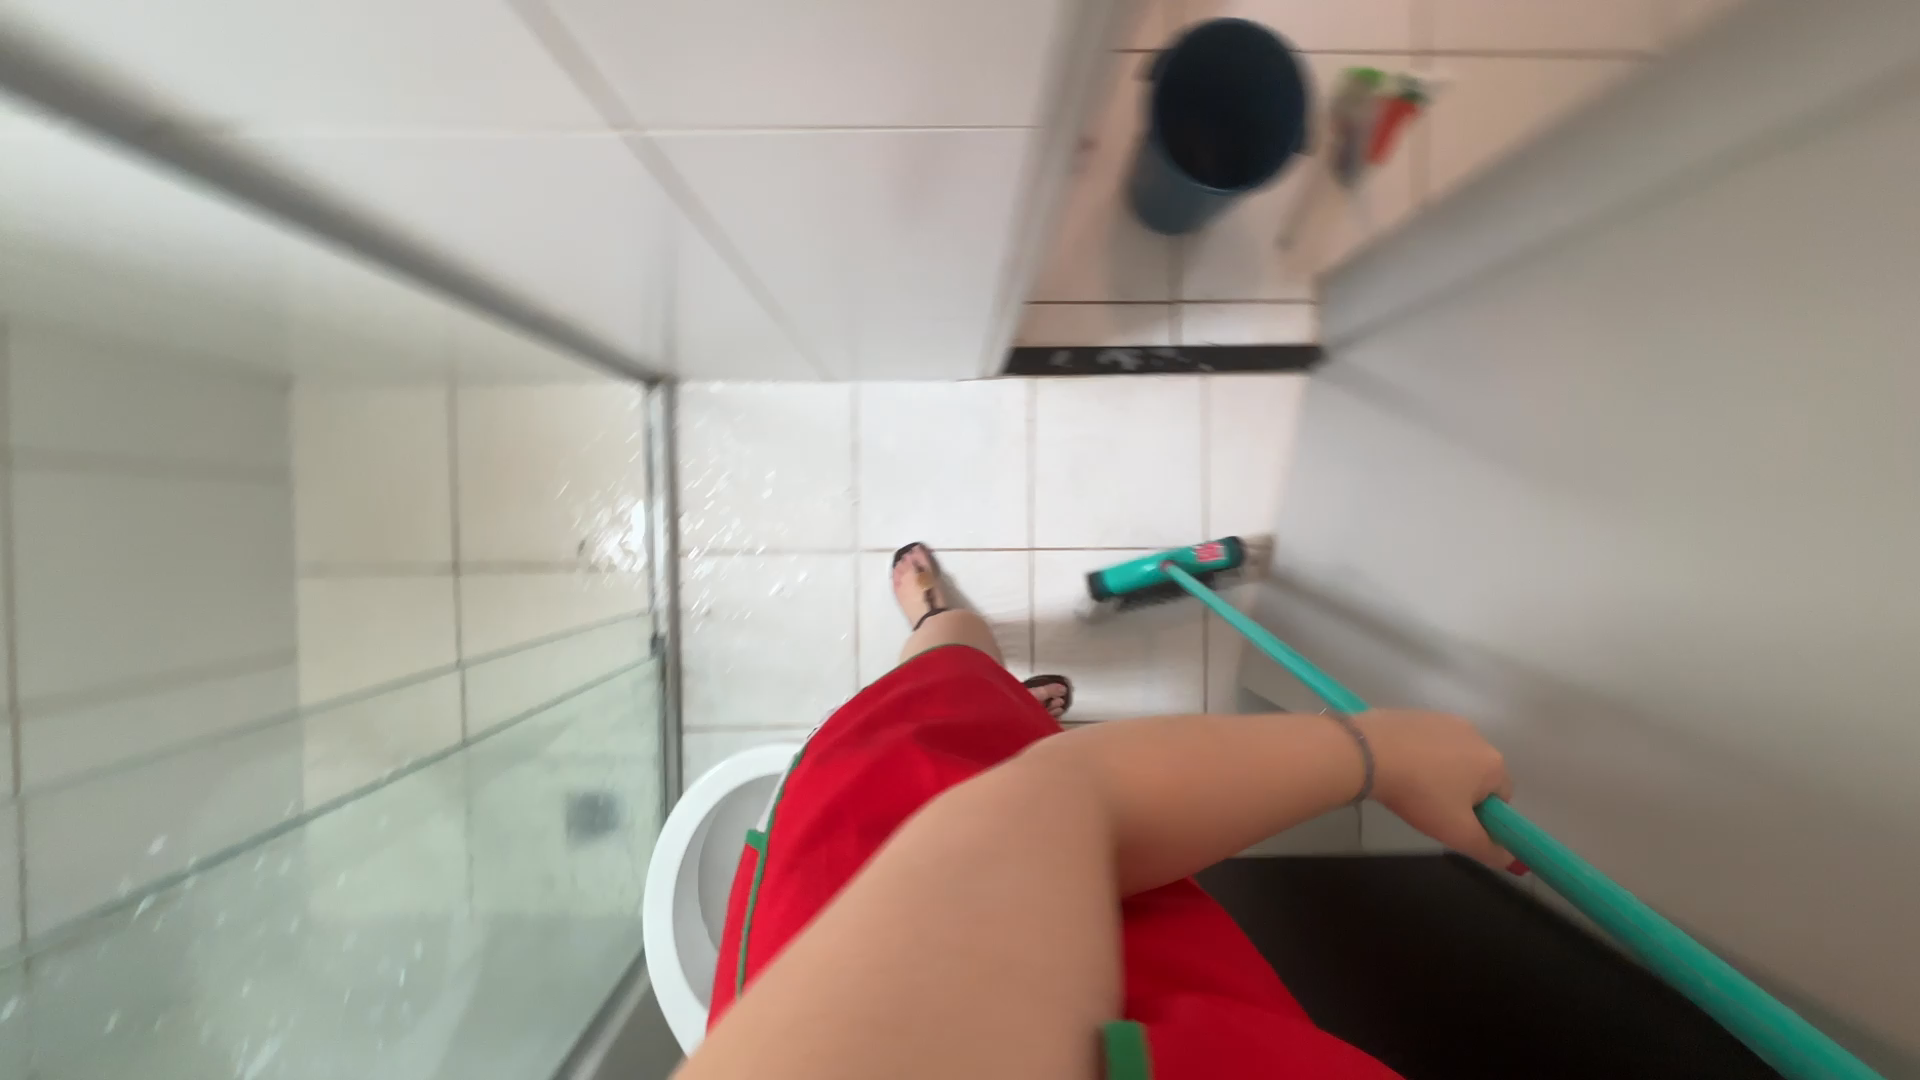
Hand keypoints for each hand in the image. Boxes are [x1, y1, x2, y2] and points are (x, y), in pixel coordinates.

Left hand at [1355, 709, 1515, 869]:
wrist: (1364, 753)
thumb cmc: (1418, 793)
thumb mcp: (1458, 832)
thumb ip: (1490, 849)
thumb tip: (1510, 859)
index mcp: (1493, 761)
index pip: (1500, 795)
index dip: (1481, 813)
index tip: (1454, 818)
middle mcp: (1472, 732)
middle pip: (1474, 772)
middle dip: (1458, 790)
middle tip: (1429, 803)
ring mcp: (1438, 717)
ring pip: (1447, 754)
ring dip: (1434, 770)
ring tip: (1408, 784)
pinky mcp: (1410, 712)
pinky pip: (1420, 740)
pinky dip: (1413, 752)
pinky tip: (1393, 763)